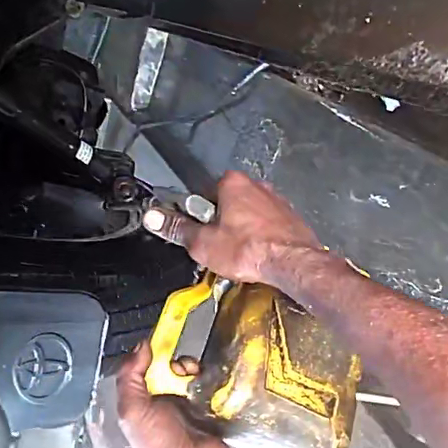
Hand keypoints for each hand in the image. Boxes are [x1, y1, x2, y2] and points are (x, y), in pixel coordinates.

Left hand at [98, 341, 235, 447]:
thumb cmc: (158, 447)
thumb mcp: (132, 411)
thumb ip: (129, 377)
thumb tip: (140, 346)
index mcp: (144, 401)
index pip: (147, 367)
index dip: (154, 353)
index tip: (164, 340)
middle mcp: (167, 401)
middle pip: (174, 367)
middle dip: (178, 361)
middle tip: (182, 368)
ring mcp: (191, 407)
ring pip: (195, 375)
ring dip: (197, 370)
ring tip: (197, 377)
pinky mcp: (214, 412)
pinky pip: (215, 388)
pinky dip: (216, 381)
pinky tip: (214, 381)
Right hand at [142, 171, 322, 284]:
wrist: (292, 264)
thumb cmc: (252, 250)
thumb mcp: (202, 243)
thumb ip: (177, 228)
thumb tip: (155, 218)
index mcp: (232, 183)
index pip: (202, 192)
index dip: (197, 215)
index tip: (196, 231)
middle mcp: (256, 186)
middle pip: (226, 203)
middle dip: (220, 224)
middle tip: (216, 246)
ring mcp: (276, 201)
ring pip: (247, 216)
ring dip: (240, 232)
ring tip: (236, 255)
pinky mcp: (289, 219)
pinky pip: (265, 227)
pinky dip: (259, 239)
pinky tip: (255, 256)